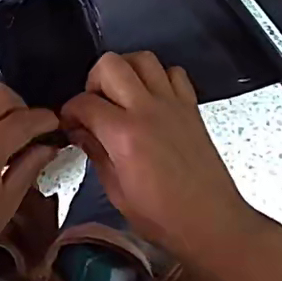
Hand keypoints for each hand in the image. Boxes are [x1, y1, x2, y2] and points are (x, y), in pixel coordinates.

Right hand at [60, 51, 264, 264]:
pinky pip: (173, 73)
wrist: (211, 221)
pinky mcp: (191, 106)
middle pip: (111, 64)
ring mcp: (173, 103)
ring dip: (126, 70)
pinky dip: (159, 77)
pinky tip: (152, 98)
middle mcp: (147, 109)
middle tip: (94, 104)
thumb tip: (79, 131)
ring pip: (143, 58)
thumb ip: (96, 153)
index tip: (69, 123)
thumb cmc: (162, 216)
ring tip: (122, 95)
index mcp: (124, 134)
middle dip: (94, 80)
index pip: (84, 102)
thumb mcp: (117, 192)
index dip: (69, 110)